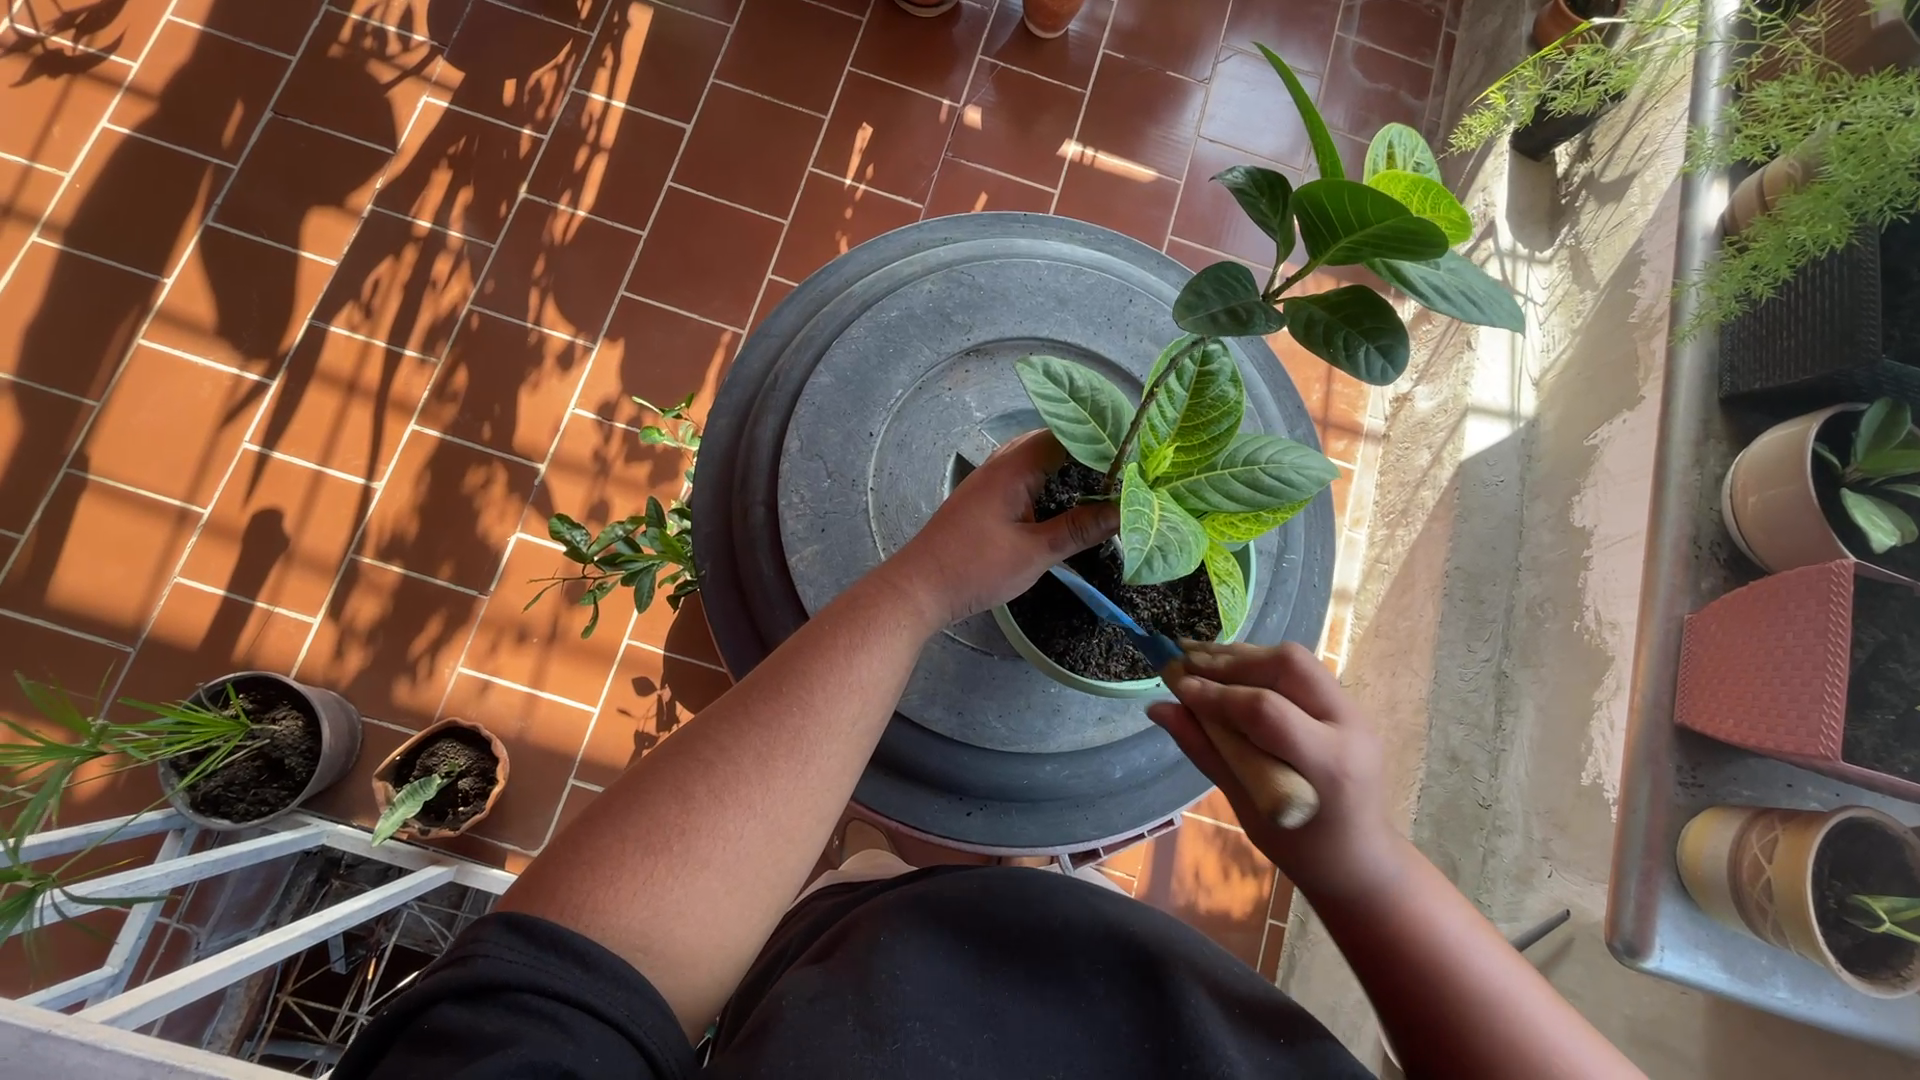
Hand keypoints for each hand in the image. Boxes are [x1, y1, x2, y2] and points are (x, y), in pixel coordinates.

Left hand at [881, 430, 1119, 628]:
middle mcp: (1001, 464)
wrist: (919, 588)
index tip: (1135, 452)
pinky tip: (1065, 501)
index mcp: (1014, 466)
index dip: (1102, 439)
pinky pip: (1023, 477)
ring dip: (1066, 466)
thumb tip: (1125, 511)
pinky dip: (1048, 482)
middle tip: (1126, 467)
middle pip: (1051, 441)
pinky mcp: (984, 500)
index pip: (1066, 433)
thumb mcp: (1035, 552)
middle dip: (1088, 451)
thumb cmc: (975, 568)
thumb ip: (1080, 529)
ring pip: (1036, 459)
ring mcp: (989, 481)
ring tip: (1104, 481)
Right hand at [1147, 642, 1409, 902]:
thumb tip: (1158, 709)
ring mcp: (1353, 711)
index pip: (1266, 710)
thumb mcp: (1246, 807)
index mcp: (1328, 765)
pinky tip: (1227, 671)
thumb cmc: (1300, 846)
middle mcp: (1349, 727)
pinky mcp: (1346, 704)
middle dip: (1232, 660)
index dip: (1216, 695)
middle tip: (1187, 663)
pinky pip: (1299, 670)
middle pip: (1288, 665)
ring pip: (1295, 659)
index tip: (1177, 686)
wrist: (1360, 858)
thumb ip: (1206, 751)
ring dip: (1243, 656)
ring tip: (1199, 659)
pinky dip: (1258, 665)